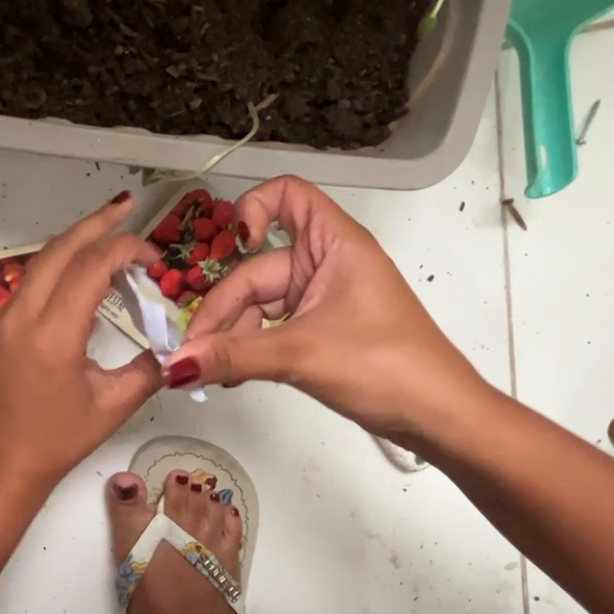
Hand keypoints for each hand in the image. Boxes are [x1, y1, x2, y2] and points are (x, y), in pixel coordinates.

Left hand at [0, 192, 163, 482]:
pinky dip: (57, 270)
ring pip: (40, 262)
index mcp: (52, 332)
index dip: (126, 249)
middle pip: (60, 248)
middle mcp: (21, 314)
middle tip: (126, 208)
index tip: (154, 259)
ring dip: (74, 244)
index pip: (91, 265)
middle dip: (96, 224)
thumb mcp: (112, 406)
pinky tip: (79, 280)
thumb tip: (174, 346)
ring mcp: (2, 318)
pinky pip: (28, 284)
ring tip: (109, 237)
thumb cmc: (54, 442)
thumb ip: (148, 368)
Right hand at [165, 177, 490, 441]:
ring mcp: (320, 297)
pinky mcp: (317, 328)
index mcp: (334, 244)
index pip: (287, 195)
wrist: (440, 418)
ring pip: (258, 302)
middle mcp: (324, 263)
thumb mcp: (302, 355)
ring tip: (210, 371)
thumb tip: (173, 366)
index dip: (253, 209)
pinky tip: (229, 374)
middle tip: (193, 352)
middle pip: (255, 268)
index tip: (235, 247)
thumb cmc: (386, 367)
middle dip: (223, 308)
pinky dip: (247, 347)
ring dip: (231, 334)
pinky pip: (269, 326)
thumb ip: (232, 356)